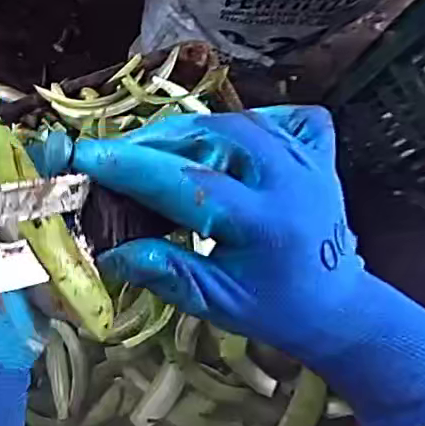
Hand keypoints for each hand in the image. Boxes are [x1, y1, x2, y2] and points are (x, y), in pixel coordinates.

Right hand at [71, 106, 424, 425]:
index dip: (130, 167)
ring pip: (234, 119)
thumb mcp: (216, 302)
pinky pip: (276, 116)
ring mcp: (307, 157)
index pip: (187, 182)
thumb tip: (111, 252)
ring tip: (149, 150)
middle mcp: (289, 177)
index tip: (84, 156)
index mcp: (265, 222)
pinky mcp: (315, 149)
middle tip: (111, 157)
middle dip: (150, 142)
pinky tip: (220, 142)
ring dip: (184, 130)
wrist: (339, 305)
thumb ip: (166, 273)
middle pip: (208, 136)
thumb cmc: (274, 310)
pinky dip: (240, 121)